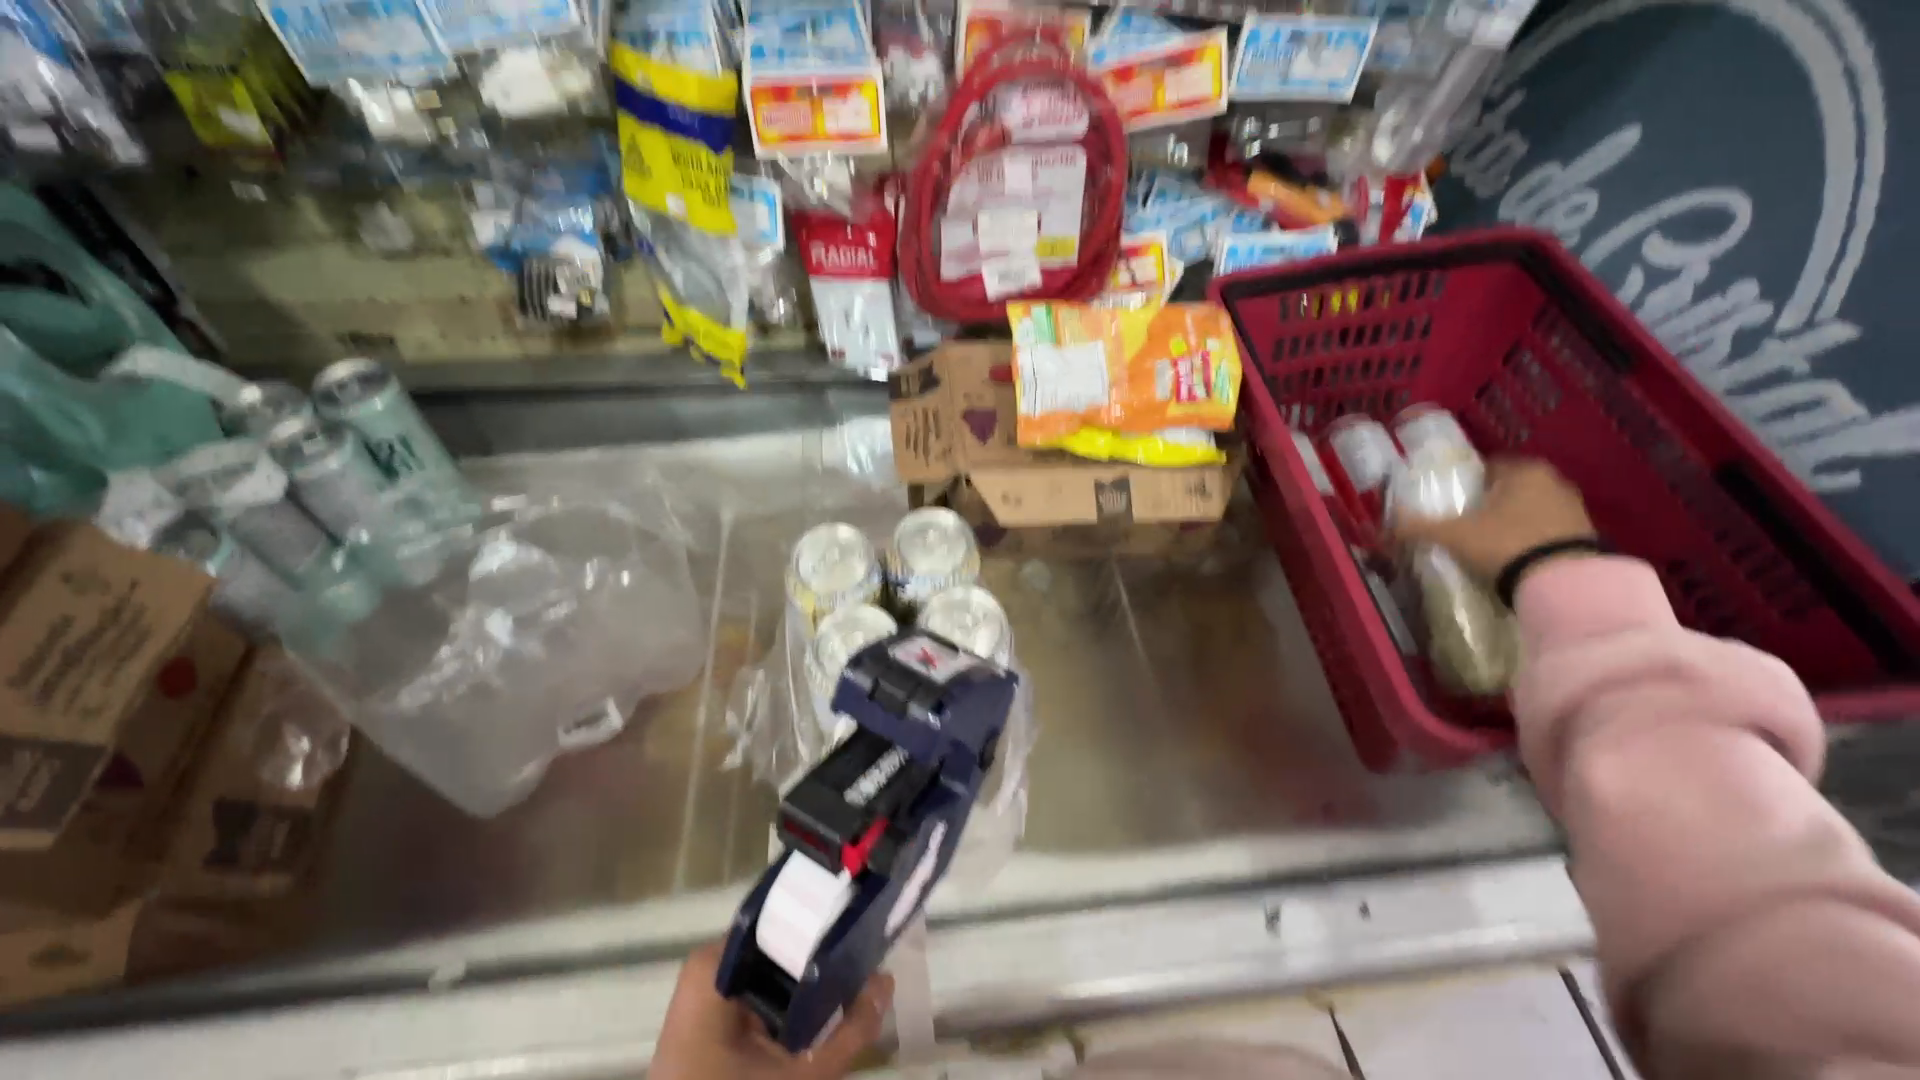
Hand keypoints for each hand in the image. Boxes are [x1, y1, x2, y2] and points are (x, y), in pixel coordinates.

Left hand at [650, 942, 893, 1079]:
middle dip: (824, 956)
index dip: (827, 923)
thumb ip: (849, 1030)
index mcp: (717, 965)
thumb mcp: (801, 1076)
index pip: (783, 920)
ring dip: (811, 982)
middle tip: (869, 963)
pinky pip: (762, 993)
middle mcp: (711, 966)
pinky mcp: (713, 1017)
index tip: (868, 928)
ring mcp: (708, 991)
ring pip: (775, 971)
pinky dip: (792, 1005)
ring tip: (855, 985)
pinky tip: (823, 1015)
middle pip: (781, 944)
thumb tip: (885, 981)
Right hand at [1392, 458, 1596, 583]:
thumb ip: (1420, 527)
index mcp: (1523, 470)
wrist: (1563, 583)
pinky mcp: (1585, 535)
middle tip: (1464, 523)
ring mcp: (1574, 508)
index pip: (1487, 467)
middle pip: (1509, 488)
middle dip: (1488, 503)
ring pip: (1530, 509)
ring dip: (1511, 521)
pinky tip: (1512, 557)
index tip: (1450, 502)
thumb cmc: (1505, 543)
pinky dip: (1529, 539)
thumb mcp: (1454, 536)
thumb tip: (1386, 524)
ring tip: (1486, 543)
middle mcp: (1553, 481)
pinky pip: (1546, 531)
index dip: (1466, 483)